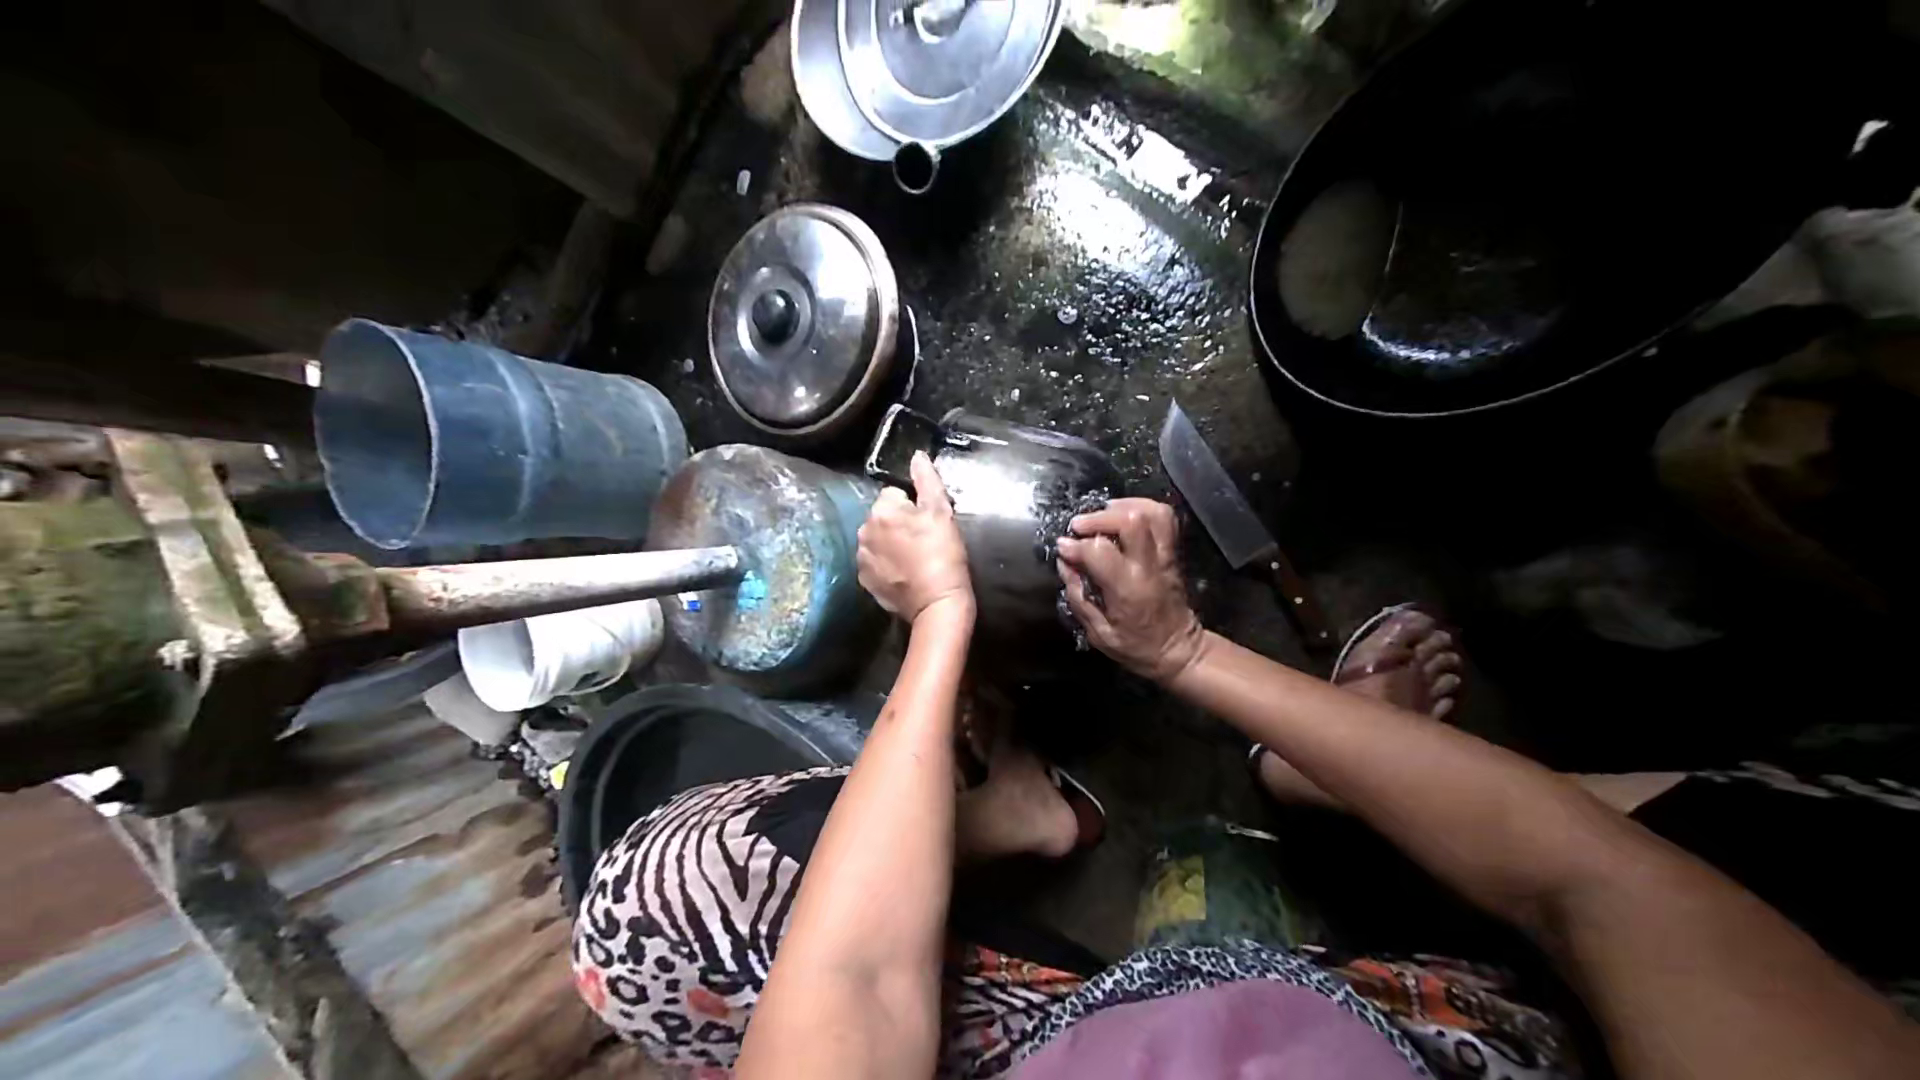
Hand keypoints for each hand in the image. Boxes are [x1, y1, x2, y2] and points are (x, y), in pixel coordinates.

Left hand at [857, 451, 973, 623]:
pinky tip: (905, 574)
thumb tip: (916, 456)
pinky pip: (875, 563)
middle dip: (899, 525)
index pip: (894, 494)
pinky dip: (887, 565)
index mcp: (881, 510)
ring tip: (915, 559)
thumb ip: (926, 479)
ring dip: (891, 544)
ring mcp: (862, 558)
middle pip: (883, 517)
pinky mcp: (865, 581)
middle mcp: (864, 531)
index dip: (914, 506)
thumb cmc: (943, 554)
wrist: (937, 604)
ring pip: (878, 540)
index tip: (928, 523)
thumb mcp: (941, 512)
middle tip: (924, 541)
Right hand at [1056, 498, 1206, 681]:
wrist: (1179, 650)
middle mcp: (1150, 567)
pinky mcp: (1173, 551)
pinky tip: (1121, 515)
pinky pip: (1164, 517)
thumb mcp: (1098, 633)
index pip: (1100, 551)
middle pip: (1131, 522)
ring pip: (1152, 513)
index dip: (1076, 545)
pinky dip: (1140, 507)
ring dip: (1121, 507)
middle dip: (1098, 518)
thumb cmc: (1136, 646)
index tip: (1063, 548)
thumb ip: (1078, 596)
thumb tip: (1065, 563)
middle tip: (1079, 527)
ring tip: (1101, 517)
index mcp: (1129, 590)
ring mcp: (1166, 556)